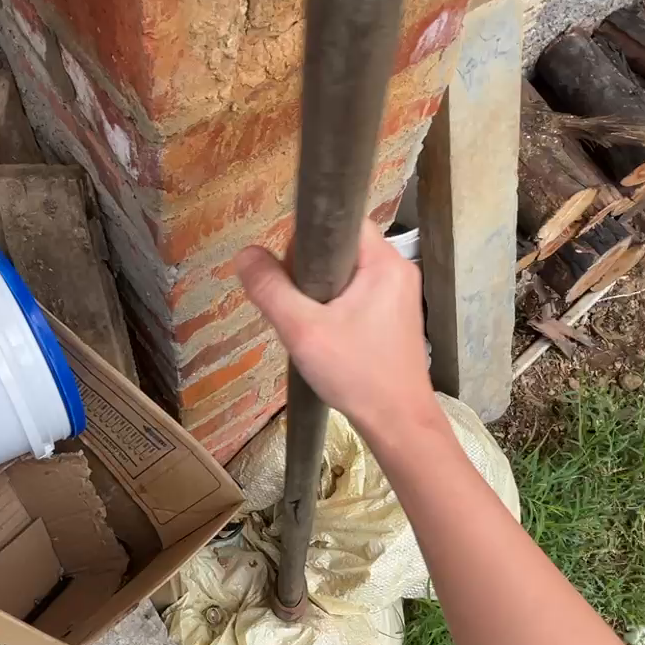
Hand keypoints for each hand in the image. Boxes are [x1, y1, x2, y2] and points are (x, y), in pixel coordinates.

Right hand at [233, 219, 436, 433]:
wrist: (397, 423)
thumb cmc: (356, 374)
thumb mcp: (303, 331)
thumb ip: (271, 290)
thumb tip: (245, 255)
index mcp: (384, 262)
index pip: (340, 222)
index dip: (307, 241)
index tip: (291, 274)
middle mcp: (397, 270)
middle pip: (340, 248)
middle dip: (310, 273)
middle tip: (296, 309)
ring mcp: (400, 295)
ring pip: (346, 275)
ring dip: (320, 294)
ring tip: (310, 327)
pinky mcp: (395, 317)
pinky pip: (356, 296)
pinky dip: (335, 309)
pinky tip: (326, 338)